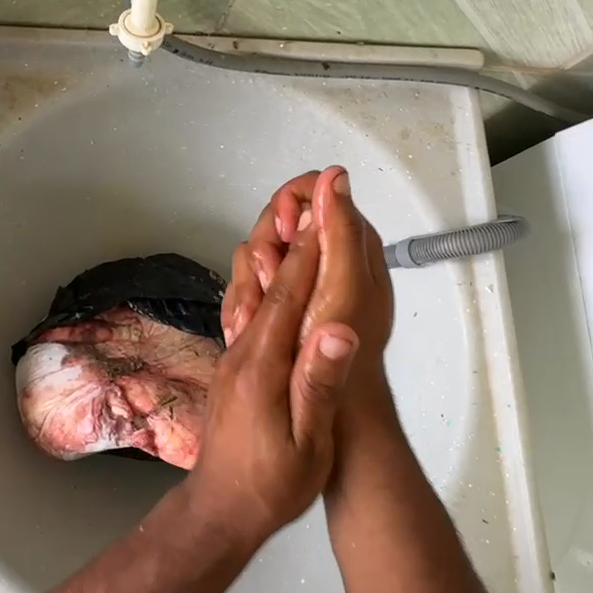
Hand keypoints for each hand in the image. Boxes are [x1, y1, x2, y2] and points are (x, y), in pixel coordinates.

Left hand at [184, 214, 357, 546]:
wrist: (220, 508)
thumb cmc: (272, 484)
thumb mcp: (307, 443)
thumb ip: (319, 384)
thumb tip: (339, 328)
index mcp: (265, 362)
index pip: (293, 290)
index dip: (313, 243)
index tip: (327, 200)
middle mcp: (244, 347)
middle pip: (268, 277)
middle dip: (292, 230)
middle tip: (310, 187)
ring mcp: (234, 353)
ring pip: (253, 288)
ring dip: (275, 248)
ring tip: (293, 212)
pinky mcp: (234, 363)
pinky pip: (249, 307)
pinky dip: (265, 278)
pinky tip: (272, 271)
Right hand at [224, 167, 394, 408]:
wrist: (328, 416)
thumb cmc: (340, 355)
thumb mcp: (346, 288)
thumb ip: (342, 231)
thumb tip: (336, 176)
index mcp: (350, 245)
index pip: (315, 190)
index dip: (292, 202)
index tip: (287, 232)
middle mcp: (325, 258)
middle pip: (279, 220)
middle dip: (265, 251)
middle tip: (266, 285)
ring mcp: (300, 283)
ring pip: (258, 255)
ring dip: (249, 284)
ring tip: (252, 318)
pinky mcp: (280, 306)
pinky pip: (248, 287)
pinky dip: (242, 304)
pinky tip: (243, 328)